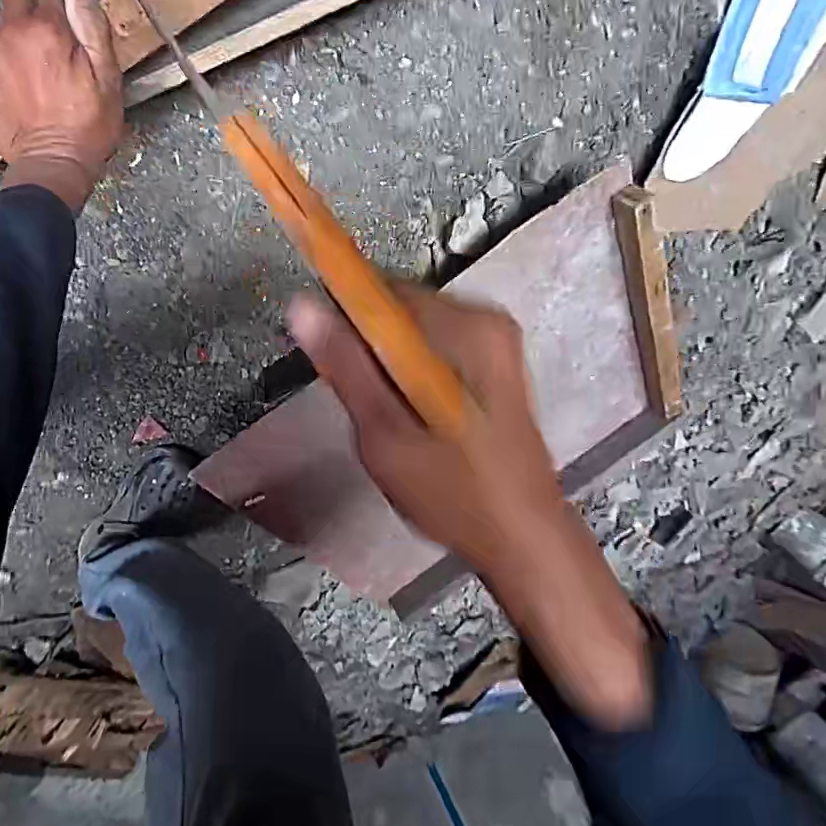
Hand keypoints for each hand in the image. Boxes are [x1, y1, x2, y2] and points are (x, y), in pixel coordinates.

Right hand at [288, 286, 651, 727]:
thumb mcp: (386, 436)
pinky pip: (434, 348)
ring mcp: (497, 341)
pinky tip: (412, 417)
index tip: (321, 358)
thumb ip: (345, 368)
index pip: (380, 290)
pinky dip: (411, 373)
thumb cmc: (453, 494)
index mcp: (466, 328)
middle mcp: (487, 320)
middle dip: (366, 348)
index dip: (340, 318)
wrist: (523, 535)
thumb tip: (302, 307)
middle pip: (399, 310)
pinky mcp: (498, 361)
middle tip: (359, 405)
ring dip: (387, 364)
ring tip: (386, 419)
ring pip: (413, 332)